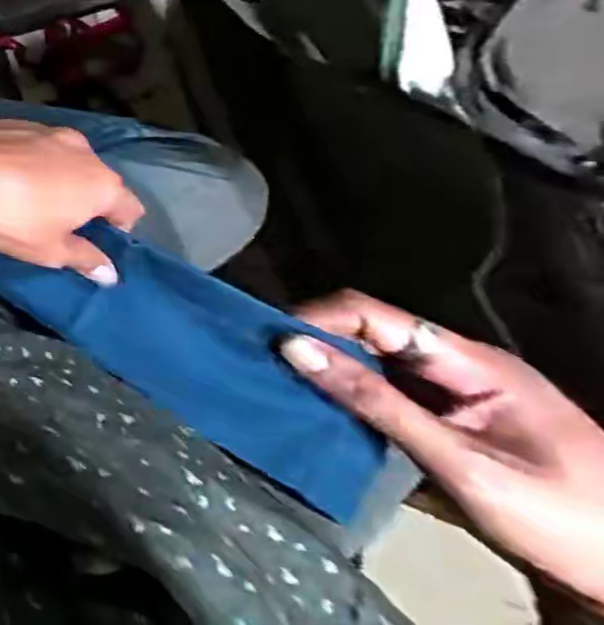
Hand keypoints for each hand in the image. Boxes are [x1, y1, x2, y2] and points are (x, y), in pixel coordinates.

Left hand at [0, 119, 143, 281]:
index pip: (129, 207)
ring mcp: (40, 129)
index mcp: (101, 181)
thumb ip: (84, 258)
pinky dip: (19, 157)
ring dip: (51, 173)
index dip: (118, 226)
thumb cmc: (6, 219)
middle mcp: (78, 147)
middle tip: (57, 218)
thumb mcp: (48, 250)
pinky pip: (24, 143)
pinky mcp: (4, 121)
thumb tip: (109, 272)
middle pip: (93, 176)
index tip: (98, 238)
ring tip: (23, 194)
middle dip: (83, 196)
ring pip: (59, 155)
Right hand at [280, 291, 603, 607]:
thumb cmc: (571, 523)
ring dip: (328, 375)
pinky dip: (347, 400)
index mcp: (472, 363)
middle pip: (365, 334)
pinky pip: (384, 394)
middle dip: (313, 345)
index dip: (314, 319)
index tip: (270, 342)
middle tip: (266, 366)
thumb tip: (292, 346)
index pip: (369, 313)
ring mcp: (456, 395)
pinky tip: (321, 416)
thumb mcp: (465, 464)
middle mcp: (460, 367)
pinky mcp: (448, 421)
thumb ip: (375, 403)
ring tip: (282, 390)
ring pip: (369, 364)